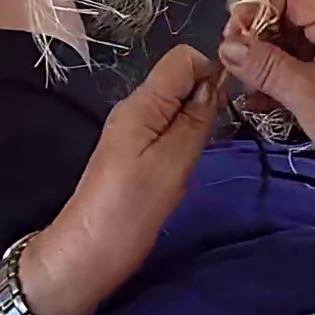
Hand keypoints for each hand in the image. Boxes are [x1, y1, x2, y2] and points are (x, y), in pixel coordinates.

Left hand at [21, 46, 220, 314]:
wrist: (86, 256)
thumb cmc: (130, 210)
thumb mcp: (172, 163)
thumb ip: (195, 120)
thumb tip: (215, 82)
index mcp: (142, 103)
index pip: (183, 58)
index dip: (211, 71)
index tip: (229, 103)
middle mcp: (135, 108)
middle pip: (180, 79)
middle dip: (206, 97)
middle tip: (217, 133)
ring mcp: (132, 130)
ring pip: (177, 105)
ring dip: (197, 121)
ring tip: (200, 153)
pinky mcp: (133, 151)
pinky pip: (167, 128)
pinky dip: (184, 139)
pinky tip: (185, 165)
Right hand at [218, 0, 314, 186]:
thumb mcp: (309, 96)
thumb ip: (265, 66)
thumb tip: (225, 45)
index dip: (253, 10)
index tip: (230, 42)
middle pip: (285, 11)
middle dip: (256, 38)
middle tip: (235, 69)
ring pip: (287, 36)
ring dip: (264, 59)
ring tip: (247, 87)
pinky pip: (297, 56)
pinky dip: (277, 73)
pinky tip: (261, 96)